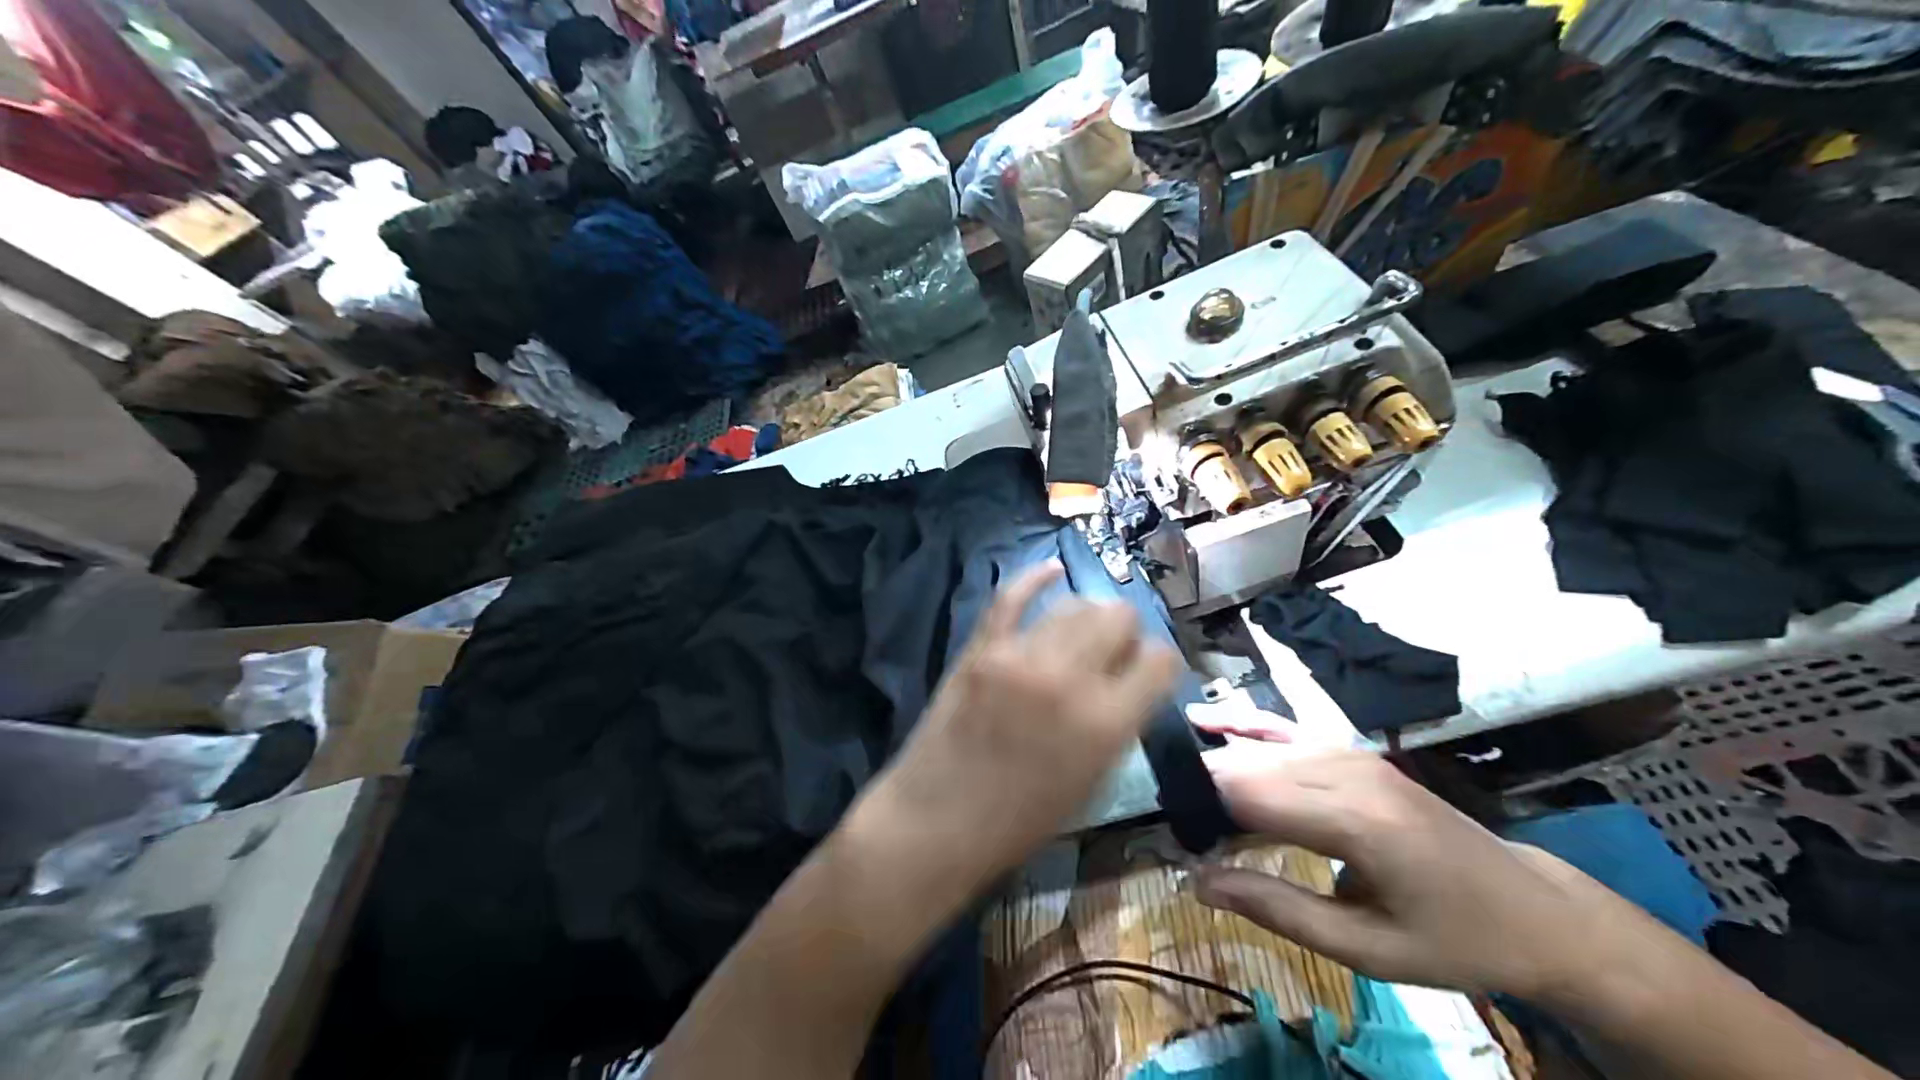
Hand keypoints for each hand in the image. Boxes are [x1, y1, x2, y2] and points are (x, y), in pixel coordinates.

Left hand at [866, 561, 1182, 887]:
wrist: (938, 822)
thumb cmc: (1021, 821)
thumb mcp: (1092, 783)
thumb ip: (1118, 726)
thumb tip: (1129, 681)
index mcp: (1107, 724)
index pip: (1159, 660)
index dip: (1159, 662)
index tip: (1148, 670)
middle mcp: (1070, 680)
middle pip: (1118, 617)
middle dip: (1125, 631)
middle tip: (1112, 652)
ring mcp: (1021, 658)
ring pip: (1073, 604)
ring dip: (1087, 614)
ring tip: (1082, 630)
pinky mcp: (981, 648)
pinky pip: (1011, 596)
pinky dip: (1034, 578)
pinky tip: (1050, 569)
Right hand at [1194, 748, 1657, 1001]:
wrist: (1532, 910)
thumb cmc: (1452, 939)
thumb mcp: (1365, 948)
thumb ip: (1277, 908)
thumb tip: (1197, 881)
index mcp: (1354, 820)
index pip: (1247, 795)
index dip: (1198, 809)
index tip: (1167, 833)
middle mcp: (1347, 771)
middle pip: (1248, 765)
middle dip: (1200, 788)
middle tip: (1167, 821)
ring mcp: (1351, 754)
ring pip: (1261, 746)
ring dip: (1216, 764)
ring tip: (1176, 787)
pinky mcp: (1353, 752)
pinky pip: (1287, 730)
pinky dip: (1245, 725)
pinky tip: (1207, 718)